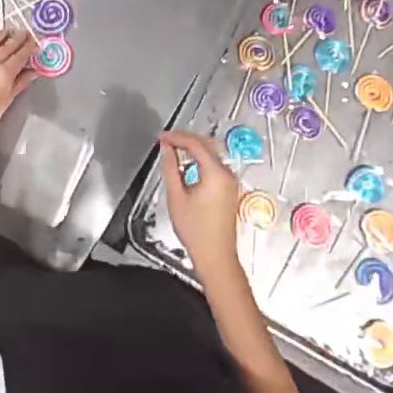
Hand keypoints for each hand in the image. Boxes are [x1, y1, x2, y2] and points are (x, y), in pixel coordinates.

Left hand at [0, 29, 38, 139]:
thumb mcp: (7, 101)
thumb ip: (20, 84)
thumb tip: (33, 72)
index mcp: (4, 73)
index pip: (20, 56)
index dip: (28, 47)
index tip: (34, 41)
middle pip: (6, 47)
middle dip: (17, 38)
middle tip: (24, 31)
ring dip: (0, 36)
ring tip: (7, 30)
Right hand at [158, 130, 241, 268]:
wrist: (215, 255)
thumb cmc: (196, 231)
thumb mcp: (176, 197)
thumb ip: (170, 169)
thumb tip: (167, 150)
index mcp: (216, 174)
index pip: (196, 144)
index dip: (177, 137)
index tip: (162, 137)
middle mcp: (227, 174)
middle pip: (207, 145)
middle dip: (186, 139)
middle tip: (167, 141)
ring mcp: (230, 182)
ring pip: (211, 155)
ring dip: (193, 150)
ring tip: (173, 151)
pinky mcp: (229, 189)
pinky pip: (215, 166)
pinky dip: (200, 161)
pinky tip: (186, 167)